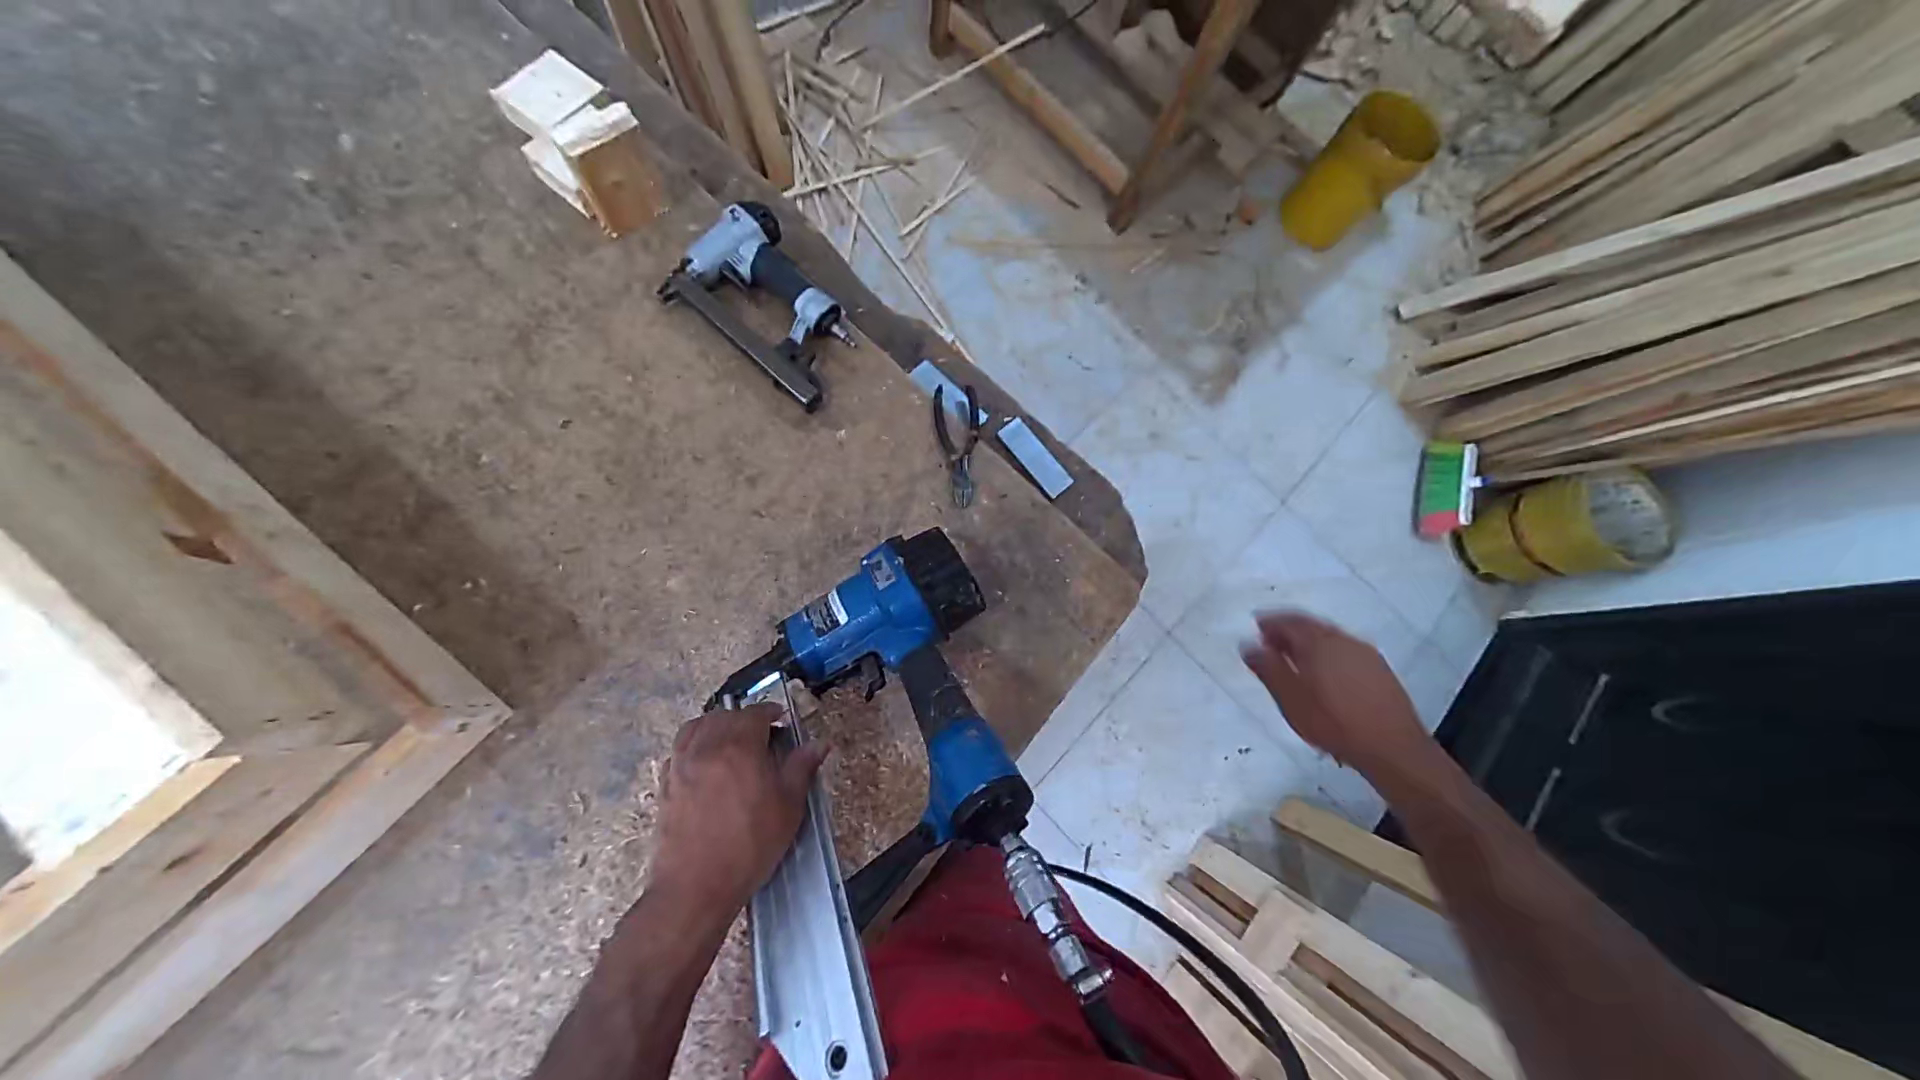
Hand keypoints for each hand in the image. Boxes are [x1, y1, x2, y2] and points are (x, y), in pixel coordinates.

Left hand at [650, 704, 829, 911]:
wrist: (696, 886)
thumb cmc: (749, 844)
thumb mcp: (788, 806)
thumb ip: (801, 767)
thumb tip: (819, 744)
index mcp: (739, 746)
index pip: (754, 713)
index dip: (770, 712)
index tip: (781, 719)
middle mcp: (706, 747)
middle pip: (723, 716)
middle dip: (744, 718)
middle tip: (761, 732)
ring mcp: (681, 765)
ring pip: (695, 727)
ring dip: (715, 725)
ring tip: (730, 739)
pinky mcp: (666, 786)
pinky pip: (678, 750)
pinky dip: (693, 745)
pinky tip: (704, 762)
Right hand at [1241, 611, 1434, 778]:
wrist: (1392, 747)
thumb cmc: (1333, 723)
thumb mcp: (1290, 699)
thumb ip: (1268, 669)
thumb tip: (1249, 646)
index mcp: (1317, 643)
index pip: (1288, 621)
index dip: (1269, 622)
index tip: (1257, 627)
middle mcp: (1342, 640)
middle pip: (1310, 625)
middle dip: (1288, 629)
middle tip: (1271, 641)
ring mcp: (1365, 653)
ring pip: (1329, 636)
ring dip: (1308, 640)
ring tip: (1294, 657)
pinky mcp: (1379, 669)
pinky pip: (1345, 649)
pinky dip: (1327, 651)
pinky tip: (1324, 670)